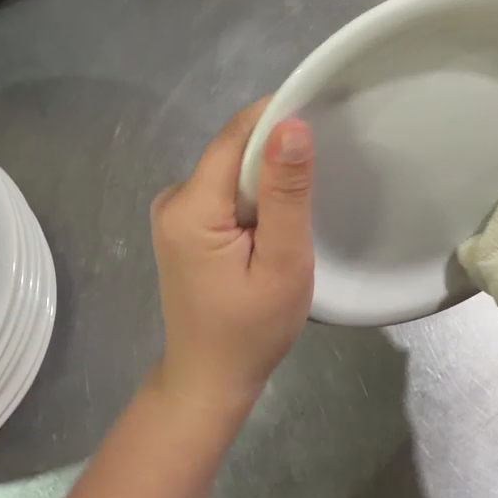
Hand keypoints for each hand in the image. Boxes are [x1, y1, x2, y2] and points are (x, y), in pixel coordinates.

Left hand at [150, 99, 314, 404]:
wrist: (210, 380)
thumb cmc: (251, 330)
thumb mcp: (282, 263)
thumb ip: (287, 194)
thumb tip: (291, 125)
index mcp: (191, 207)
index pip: (235, 136)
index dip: (277, 120)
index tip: (323, 118)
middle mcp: (173, 198)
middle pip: (232, 152)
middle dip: (275, 158)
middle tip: (322, 177)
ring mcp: (174, 213)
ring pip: (231, 172)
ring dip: (267, 182)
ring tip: (300, 211)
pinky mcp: (184, 227)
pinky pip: (224, 193)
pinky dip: (253, 201)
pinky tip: (274, 228)